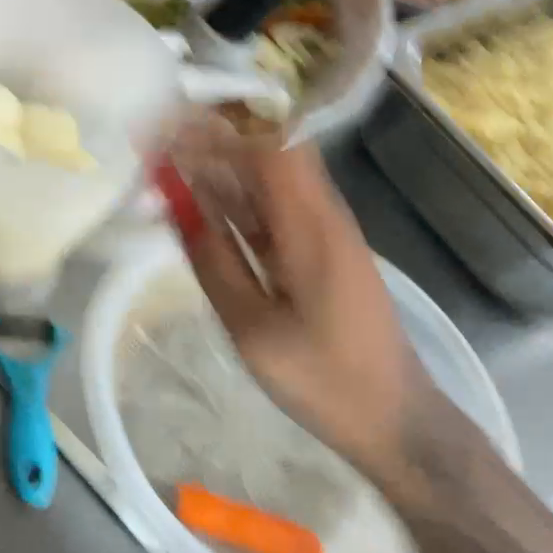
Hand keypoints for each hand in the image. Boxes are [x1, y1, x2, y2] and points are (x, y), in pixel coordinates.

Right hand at [155, 139, 435, 485]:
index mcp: (312, 228)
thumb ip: (213, 262)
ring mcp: (326, 237)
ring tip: (164, 174)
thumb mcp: (252, 326)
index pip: (268, 147)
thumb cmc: (323, 378)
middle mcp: (323, 219)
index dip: (217, 131)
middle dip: (212, 145)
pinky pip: (274, 213)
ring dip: (219, 173)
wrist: (396, 422)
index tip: (167, 131)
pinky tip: (199, 212)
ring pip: (268, 184)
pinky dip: (235, 205)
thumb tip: (176, 208)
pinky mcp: (322, 257)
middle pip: (268, 156)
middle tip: (156, 150)